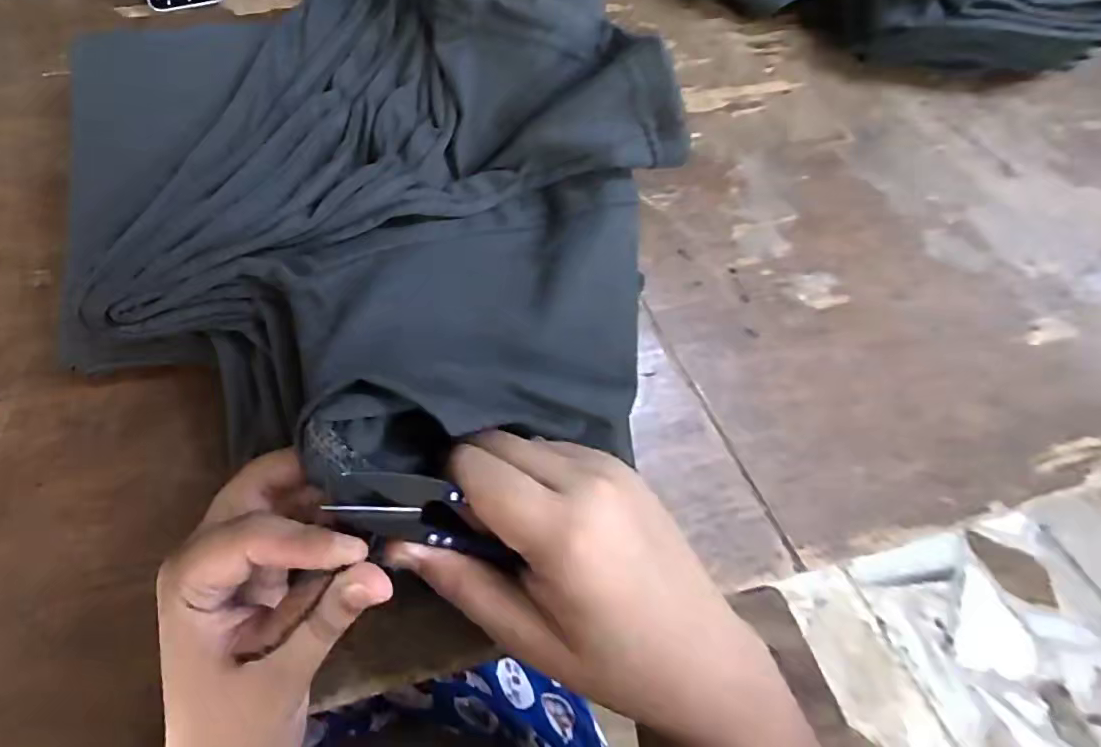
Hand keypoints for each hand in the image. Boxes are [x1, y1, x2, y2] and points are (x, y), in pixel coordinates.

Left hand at [158, 449, 393, 746]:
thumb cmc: (232, 734)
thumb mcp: (280, 681)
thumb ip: (326, 621)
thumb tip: (378, 573)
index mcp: (188, 579)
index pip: (247, 536)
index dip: (302, 537)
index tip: (355, 545)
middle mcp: (201, 554)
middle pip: (249, 493)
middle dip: (297, 476)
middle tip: (351, 468)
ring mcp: (225, 558)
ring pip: (265, 500)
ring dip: (310, 492)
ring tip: (359, 488)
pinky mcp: (250, 570)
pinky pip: (282, 529)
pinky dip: (314, 520)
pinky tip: (349, 517)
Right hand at [387, 432, 814, 746]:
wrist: (707, 660)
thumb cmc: (609, 660)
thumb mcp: (526, 636)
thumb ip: (458, 579)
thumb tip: (393, 542)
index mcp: (562, 528)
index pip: (470, 463)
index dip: (450, 488)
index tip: (460, 527)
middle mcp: (584, 478)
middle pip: (490, 440)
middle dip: (473, 474)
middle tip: (489, 529)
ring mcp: (606, 462)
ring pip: (517, 439)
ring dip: (504, 469)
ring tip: (525, 523)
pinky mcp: (618, 459)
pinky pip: (549, 444)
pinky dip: (533, 467)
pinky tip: (555, 511)